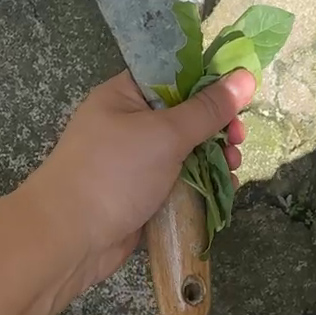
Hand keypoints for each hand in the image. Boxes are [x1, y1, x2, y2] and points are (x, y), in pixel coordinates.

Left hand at [21, 69, 254, 289]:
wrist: (69, 238)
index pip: (174, 76)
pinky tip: (222, 188)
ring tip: (231, 168)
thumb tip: (246, 77)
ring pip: (188, 151)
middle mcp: (130, 124)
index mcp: (125, 96)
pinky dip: (203, 182)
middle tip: (237, 141)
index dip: (209, 84)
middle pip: (186, 116)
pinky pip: (182, 180)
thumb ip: (208, 110)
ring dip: (214, 157)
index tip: (239, 98)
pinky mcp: (144, 193)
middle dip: (217, 127)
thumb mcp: (165, 135)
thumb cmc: (113, 174)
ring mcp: (137, 162)